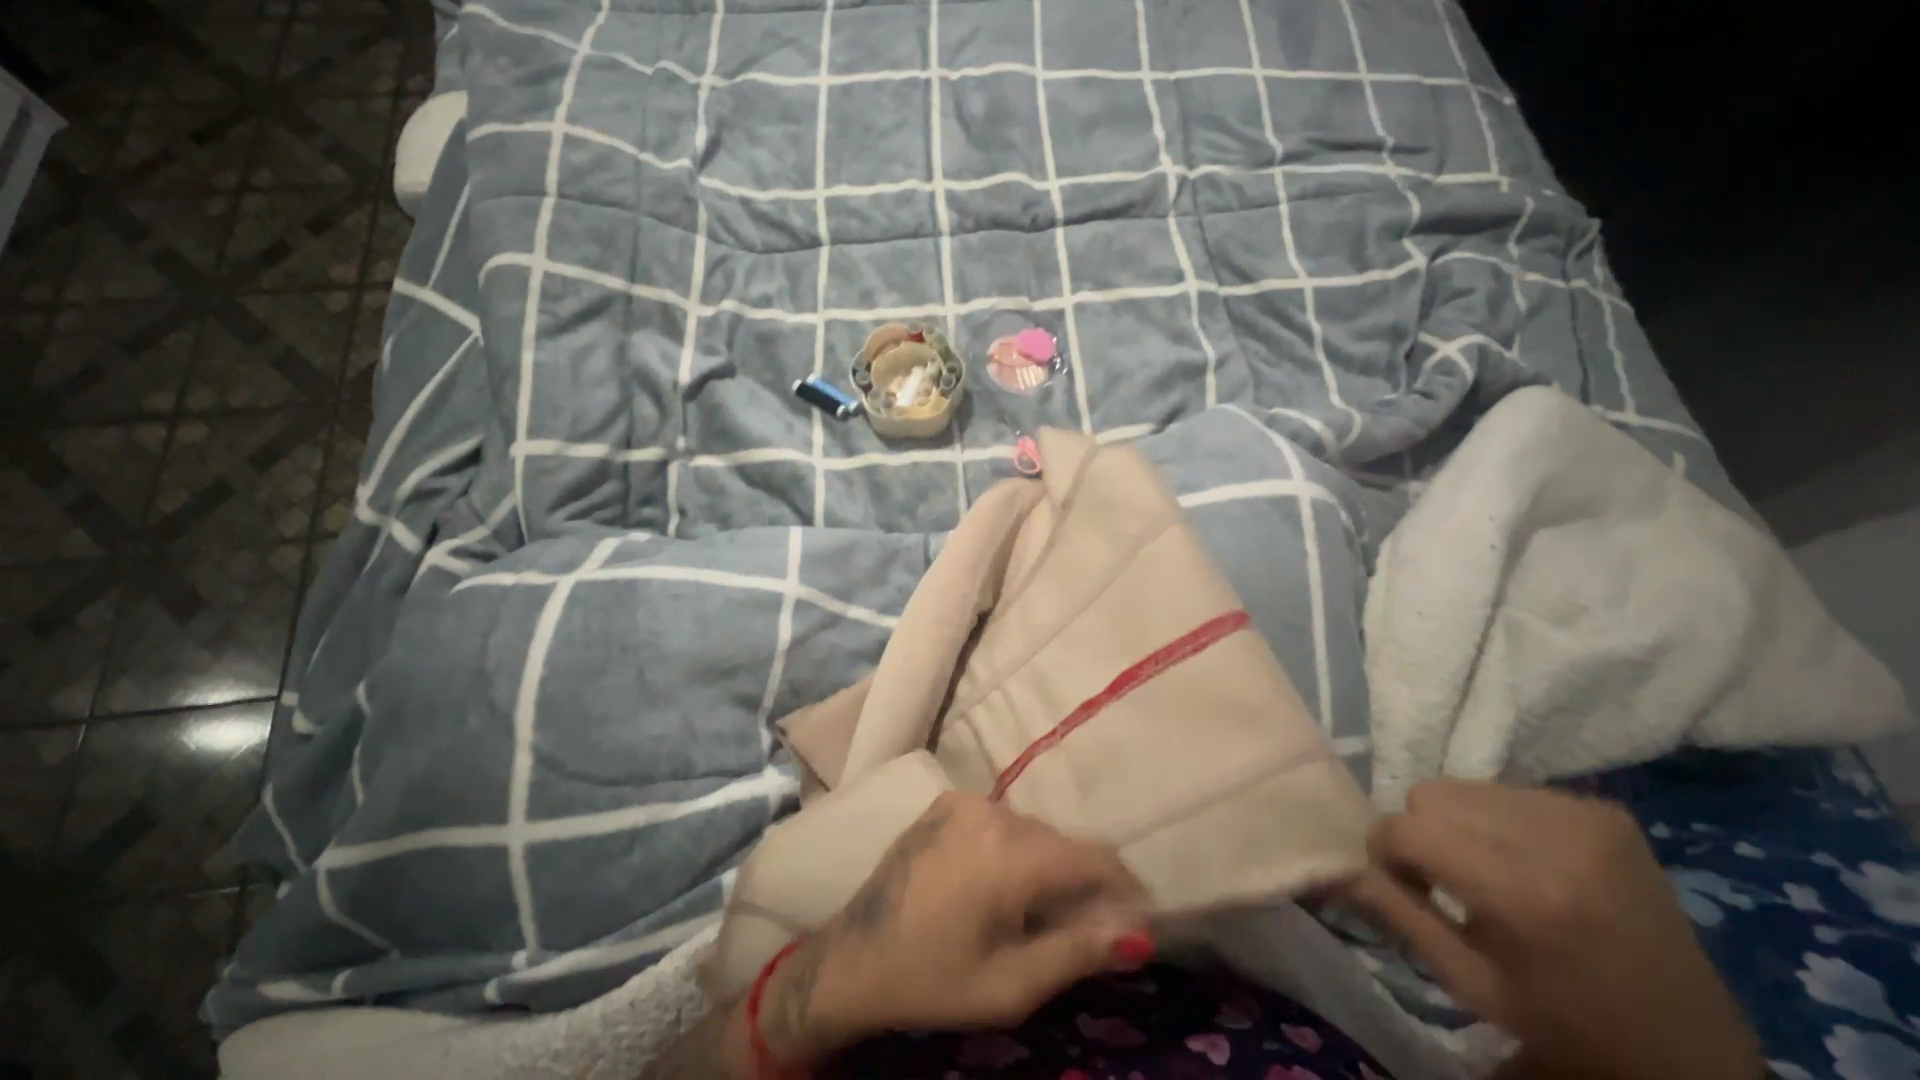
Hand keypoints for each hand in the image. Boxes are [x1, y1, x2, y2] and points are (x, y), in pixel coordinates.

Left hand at [758, 793, 1149, 1063]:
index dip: (1126, 890)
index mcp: (1010, 855)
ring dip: (1048, 867)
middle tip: (1087, 931)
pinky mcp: (945, 803)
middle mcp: (992, 812)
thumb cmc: (931, 980)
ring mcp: (964, 802)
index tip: (1139, 922)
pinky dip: (1016, 852)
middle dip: (1084, 884)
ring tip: (1039, 915)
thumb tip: (1138, 933)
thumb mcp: (1010, 985)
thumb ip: (1078, 952)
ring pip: (1035, 832)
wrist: (850, 960)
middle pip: (1065, 844)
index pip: (1096, 858)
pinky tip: (1002, 890)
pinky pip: (1003, 824)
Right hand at [1340, 781, 1761, 1079]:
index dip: (1386, 853)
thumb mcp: (1470, 984)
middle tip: (1446, 883)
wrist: (1686, 1044)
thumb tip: (1337, 866)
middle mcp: (1557, 839)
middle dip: (1422, 835)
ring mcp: (1588, 817)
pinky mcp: (1607, 810)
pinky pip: (1512, 791)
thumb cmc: (1565, 1024)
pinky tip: (1528, 865)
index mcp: (1523, 894)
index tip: (1405, 888)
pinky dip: (1500, 822)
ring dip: (1460, 825)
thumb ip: (1398, 915)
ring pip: (1467, 786)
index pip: (1407, 828)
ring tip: (1489, 873)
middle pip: (1431, 795)